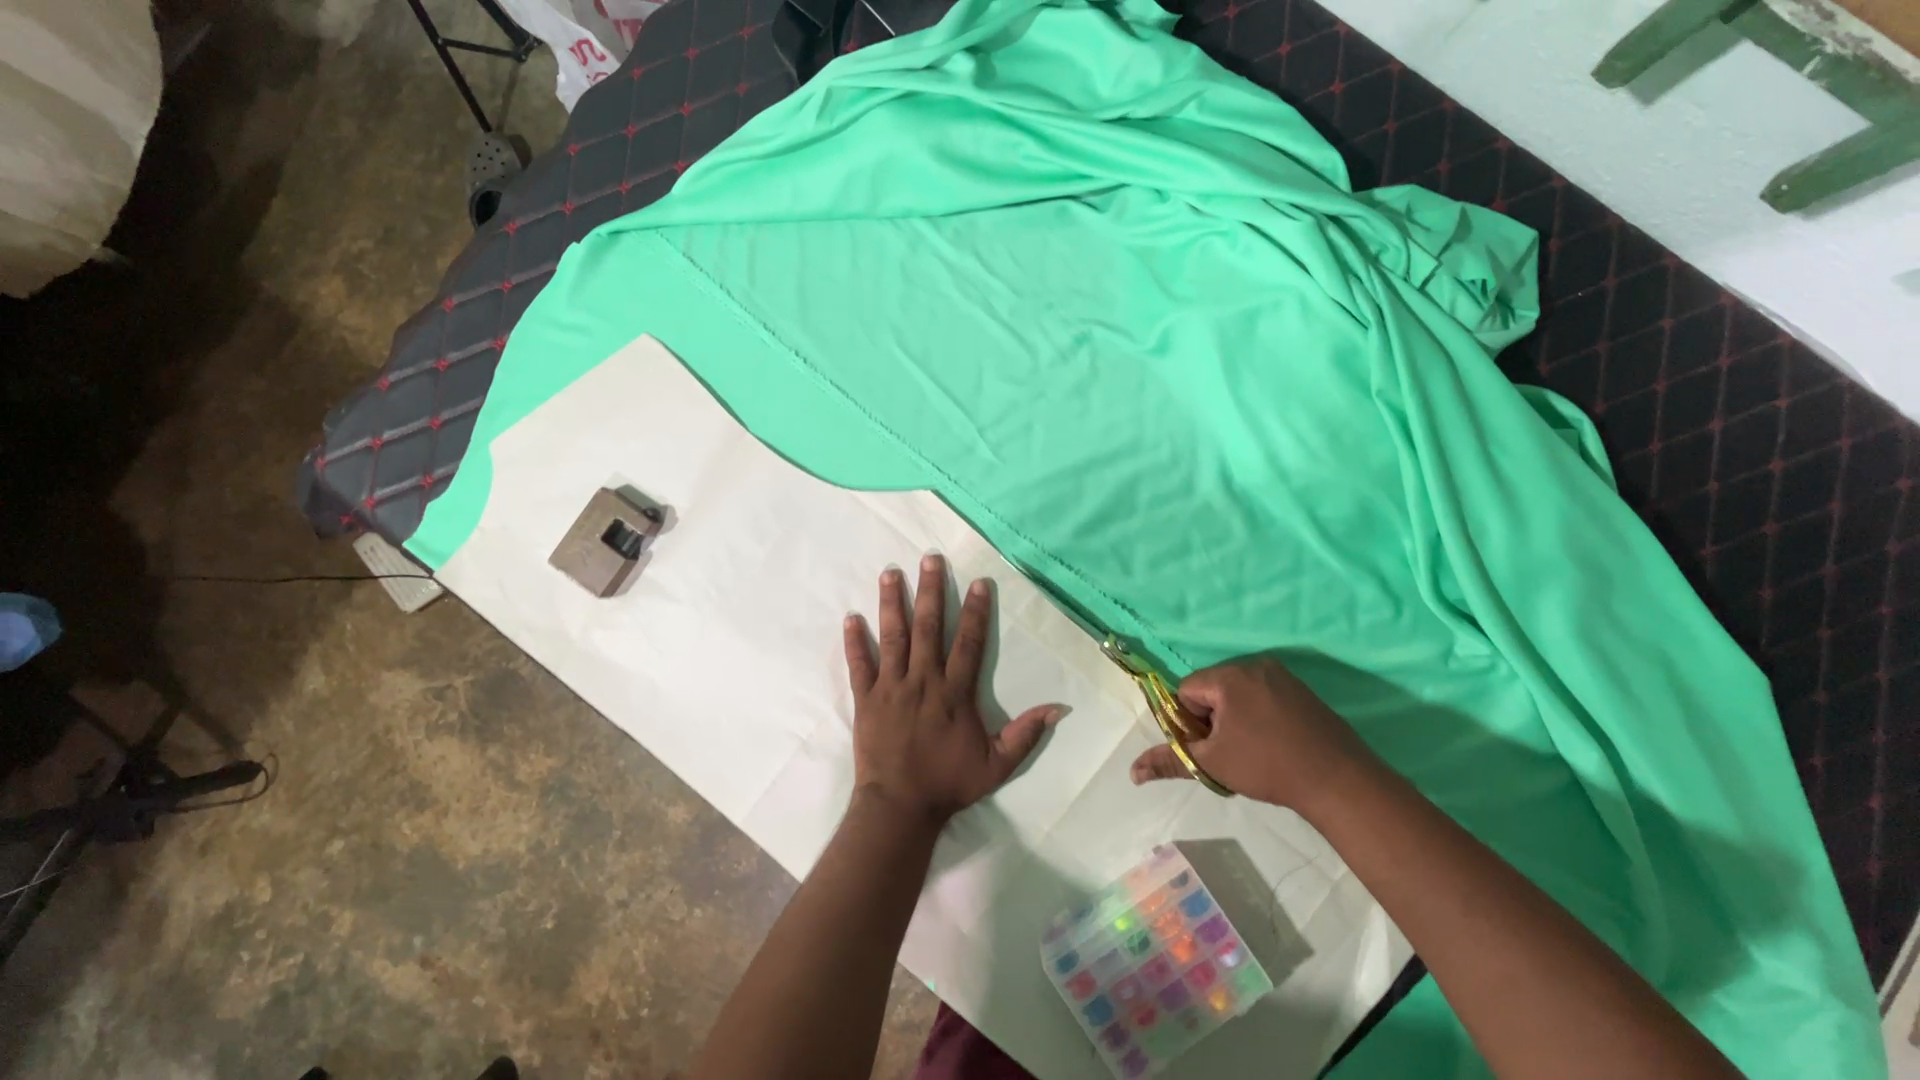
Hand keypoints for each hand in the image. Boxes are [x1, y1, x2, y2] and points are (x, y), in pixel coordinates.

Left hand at [844, 555, 1061, 826]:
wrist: (900, 806)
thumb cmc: (949, 784)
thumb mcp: (997, 765)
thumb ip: (1026, 735)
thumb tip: (1060, 708)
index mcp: (954, 693)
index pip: (968, 643)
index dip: (975, 611)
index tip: (978, 581)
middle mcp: (923, 681)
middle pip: (927, 628)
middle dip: (930, 591)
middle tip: (930, 558)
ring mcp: (891, 688)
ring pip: (892, 637)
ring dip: (891, 603)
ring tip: (890, 572)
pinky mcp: (866, 700)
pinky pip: (859, 666)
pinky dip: (854, 642)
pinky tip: (850, 617)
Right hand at [1129, 656, 1380, 812]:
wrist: (1338, 779)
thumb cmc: (1267, 767)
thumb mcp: (1212, 764)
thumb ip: (1169, 760)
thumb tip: (1132, 773)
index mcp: (1230, 676)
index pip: (1186, 691)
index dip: (1190, 723)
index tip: (1209, 747)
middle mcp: (1256, 666)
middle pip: (1212, 690)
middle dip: (1213, 720)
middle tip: (1230, 752)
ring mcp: (1283, 676)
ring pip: (1239, 695)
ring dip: (1235, 720)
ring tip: (1253, 751)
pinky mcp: (1303, 691)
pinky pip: (1264, 697)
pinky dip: (1259, 717)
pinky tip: (1274, 745)